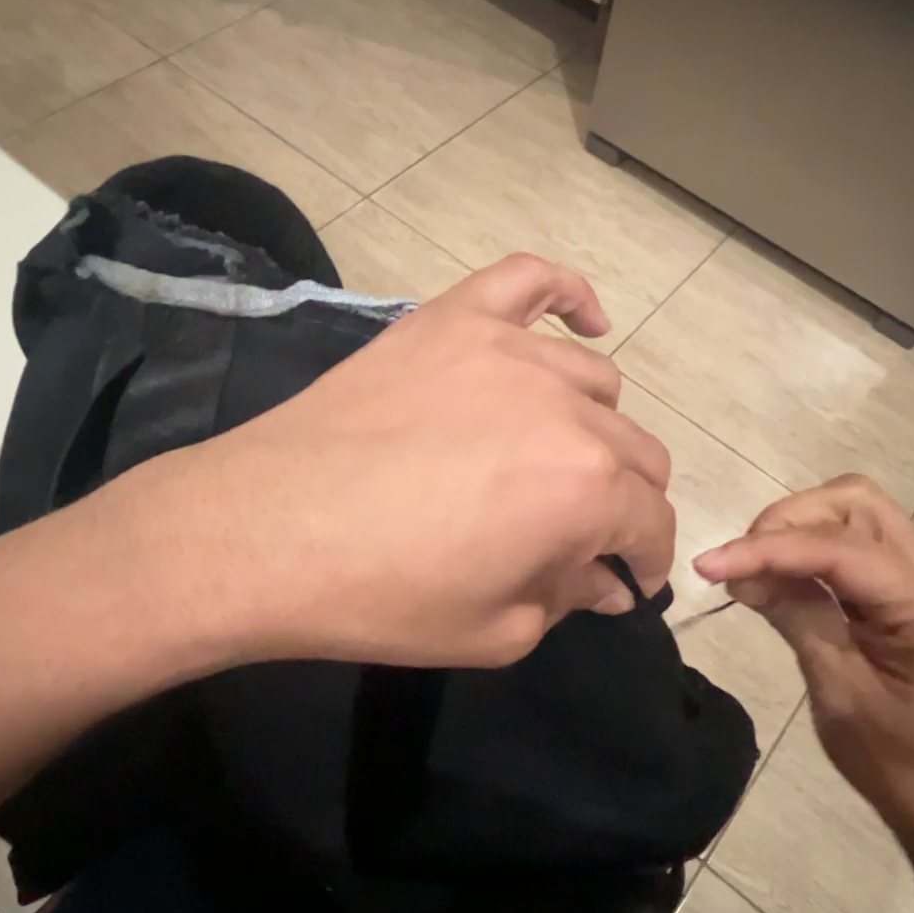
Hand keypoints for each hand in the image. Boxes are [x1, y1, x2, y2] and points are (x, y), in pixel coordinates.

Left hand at [99, 253, 675, 670]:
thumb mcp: (494, 631)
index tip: (627, 581)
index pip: (651, 521)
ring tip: (553, 457)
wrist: (262, 533)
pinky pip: (532, 281)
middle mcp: (565, 408)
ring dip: (594, 428)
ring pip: (595, 380)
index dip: (646, 559)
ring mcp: (508, 350)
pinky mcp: (453, 319)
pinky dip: (568, 296)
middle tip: (585, 532)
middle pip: (637, 449)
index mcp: (586, 490)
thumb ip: (568, 600)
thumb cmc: (381, 598)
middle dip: (627, 502)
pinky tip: (582, 319)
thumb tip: (608, 582)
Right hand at [692, 475, 913, 845]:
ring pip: (854, 512)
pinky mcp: (910, 585)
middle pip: (854, 502)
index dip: (767, 549)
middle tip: (738, 563)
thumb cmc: (897, 760)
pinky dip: (812, 547)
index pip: (839, 549)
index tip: (707, 565)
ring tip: (753, 569)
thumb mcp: (838, 692)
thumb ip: (795, 618)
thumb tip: (739, 574)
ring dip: (797, 528)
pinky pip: (857, 541)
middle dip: (786, 521)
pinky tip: (778, 577)